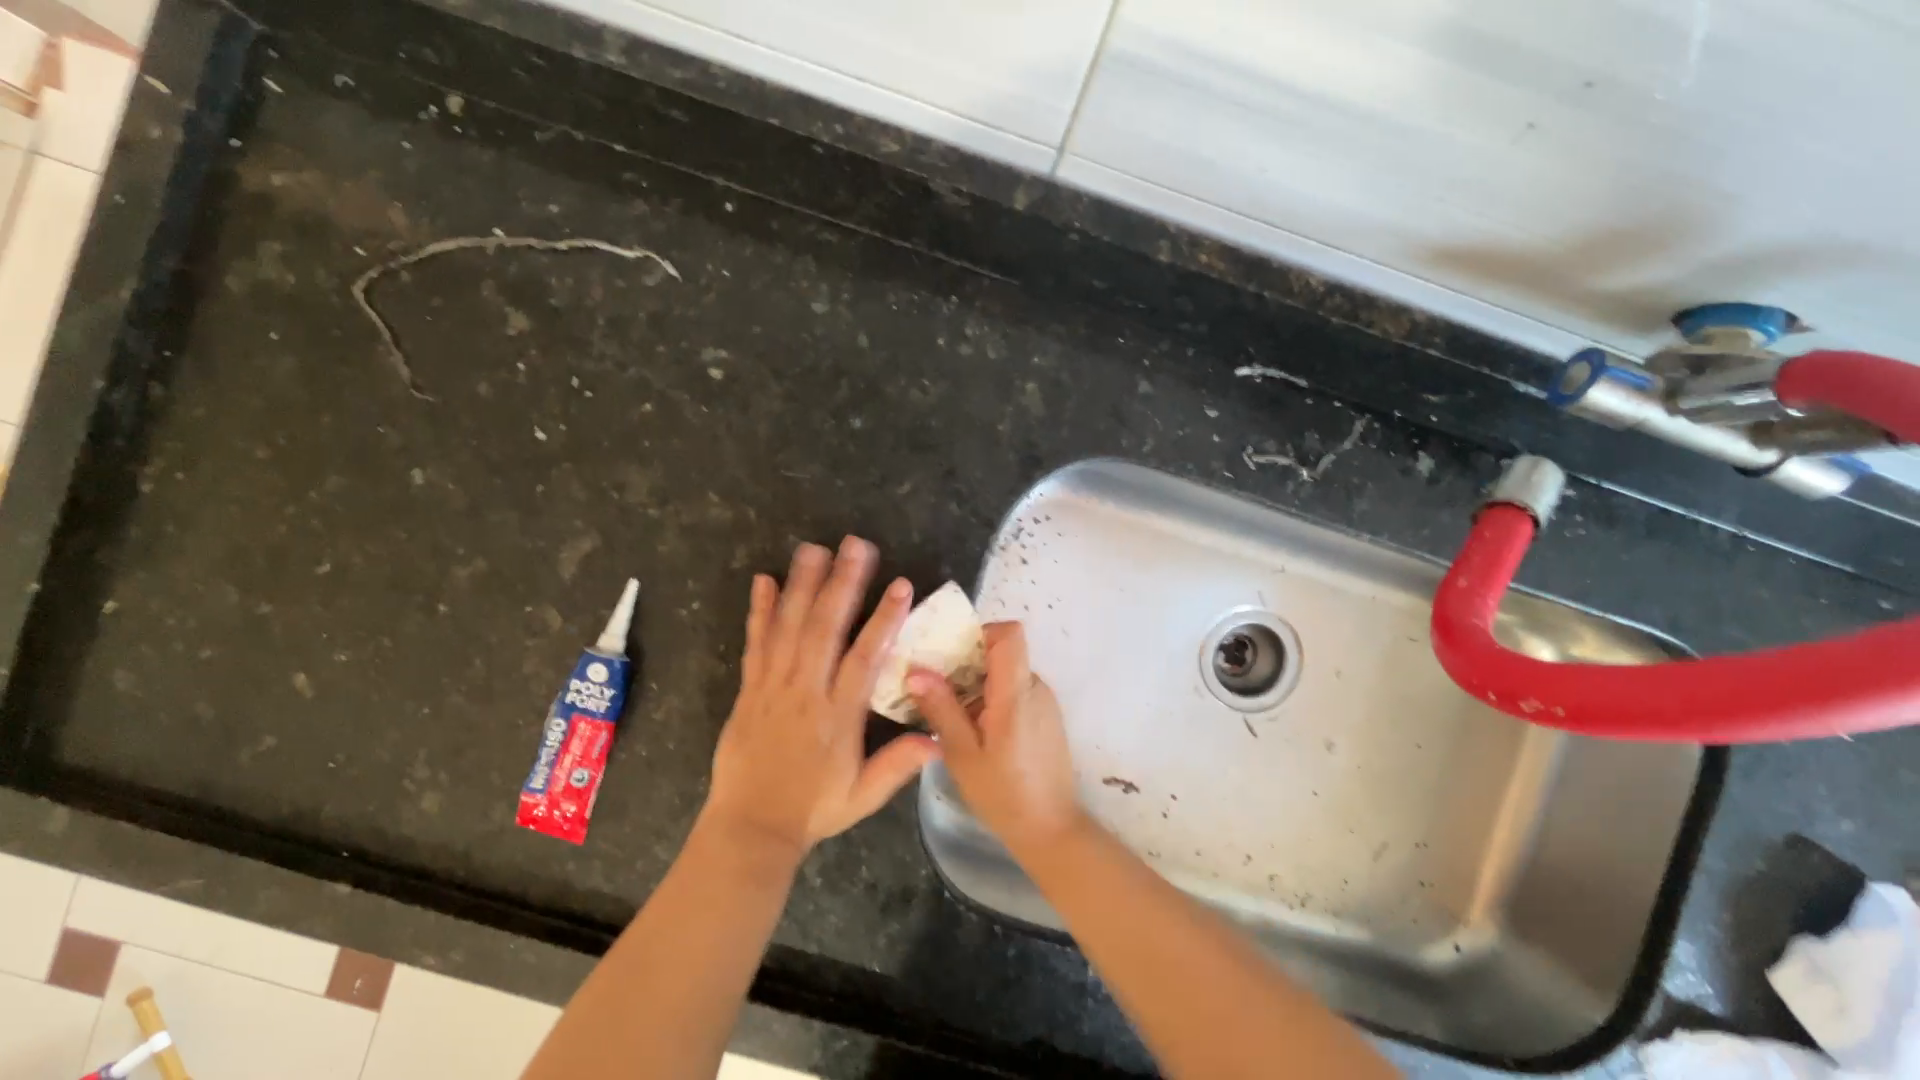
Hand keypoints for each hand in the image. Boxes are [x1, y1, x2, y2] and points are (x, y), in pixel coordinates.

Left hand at [704, 538, 939, 862]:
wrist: (750, 826)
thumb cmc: (813, 809)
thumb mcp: (863, 796)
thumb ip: (898, 766)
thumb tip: (938, 739)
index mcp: (838, 716)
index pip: (864, 659)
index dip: (883, 620)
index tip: (900, 586)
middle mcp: (805, 693)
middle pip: (824, 629)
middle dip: (842, 583)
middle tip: (856, 545)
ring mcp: (773, 688)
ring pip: (789, 627)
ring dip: (802, 585)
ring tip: (814, 548)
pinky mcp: (749, 690)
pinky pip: (755, 644)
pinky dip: (760, 611)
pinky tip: (764, 580)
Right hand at [908, 622, 1084, 859]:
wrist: (1051, 829)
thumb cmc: (1003, 794)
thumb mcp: (962, 754)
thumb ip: (941, 708)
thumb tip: (916, 670)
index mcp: (1017, 693)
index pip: (1009, 633)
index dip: (979, 633)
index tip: (949, 655)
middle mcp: (1036, 689)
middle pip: (1003, 654)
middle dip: (967, 665)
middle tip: (935, 691)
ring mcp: (1045, 704)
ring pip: (1006, 675)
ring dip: (977, 687)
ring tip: (950, 717)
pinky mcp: (1046, 719)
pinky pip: (1016, 694)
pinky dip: (992, 702)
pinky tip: (974, 733)